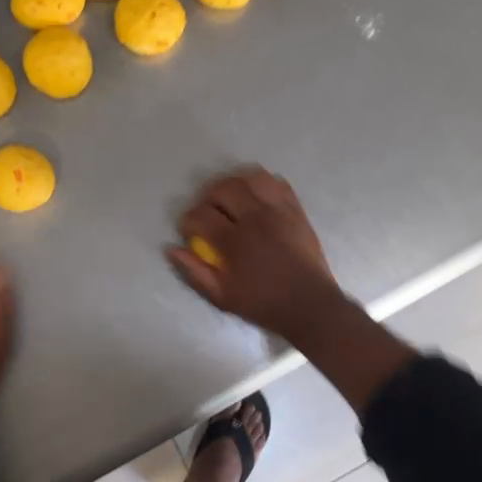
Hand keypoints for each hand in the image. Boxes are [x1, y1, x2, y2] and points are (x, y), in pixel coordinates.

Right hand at [167, 166, 348, 340]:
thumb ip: (195, 272)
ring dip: (235, 184)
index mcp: (235, 242)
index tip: (189, 230)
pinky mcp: (295, 210)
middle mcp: (255, 219)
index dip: (188, 220)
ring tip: (231, 199)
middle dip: (208, 197)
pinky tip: (256, 198)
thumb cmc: (263, 303)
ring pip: (251, 177)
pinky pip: (277, 183)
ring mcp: (278, 211)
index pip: (201, 215)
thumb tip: (172, 249)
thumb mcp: (222, 297)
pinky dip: (262, 185)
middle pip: (224, 188)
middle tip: (207, 212)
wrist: (309, 304)